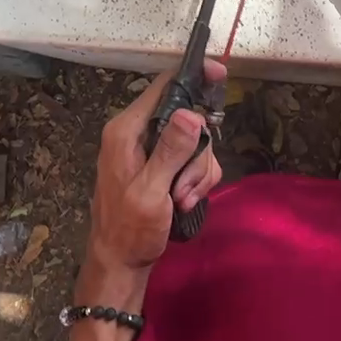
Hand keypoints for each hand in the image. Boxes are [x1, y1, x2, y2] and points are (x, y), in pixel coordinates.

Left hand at [83, 60, 225, 280]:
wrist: (120, 266)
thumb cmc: (128, 229)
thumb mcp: (150, 191)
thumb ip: (170, 150)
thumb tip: (192, 113)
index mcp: (127, 129)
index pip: (164, 85)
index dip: (193, 76)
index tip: (220, 74)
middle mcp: (139, 132)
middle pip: (188, 118)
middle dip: (197, 153)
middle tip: (186, 184)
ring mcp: (152, 150)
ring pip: (196, 142)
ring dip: (197, 173)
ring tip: (182, 200)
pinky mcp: (164, 166)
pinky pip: (195, 161)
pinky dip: (196, 181)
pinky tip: (184, 203)